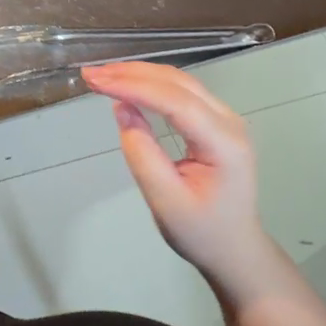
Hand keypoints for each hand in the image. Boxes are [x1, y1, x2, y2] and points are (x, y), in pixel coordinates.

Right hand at [81, 62, 278, 304]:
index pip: (175, 102)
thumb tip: (121, 108)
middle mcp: (230, 121)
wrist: (234, 251)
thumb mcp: (165, 202)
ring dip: (139, 74)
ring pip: (179, 82)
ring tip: (103, 75)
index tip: (97, 82)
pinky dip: (151, 84)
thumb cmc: (201, 233)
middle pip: (177, 84)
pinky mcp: (215, 121)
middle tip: (91, 74)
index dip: (134, 87)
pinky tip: (128, 84)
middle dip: (132, 74)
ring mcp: (225, 119)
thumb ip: (142, 154)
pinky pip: (181, 92)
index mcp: (224, 143)